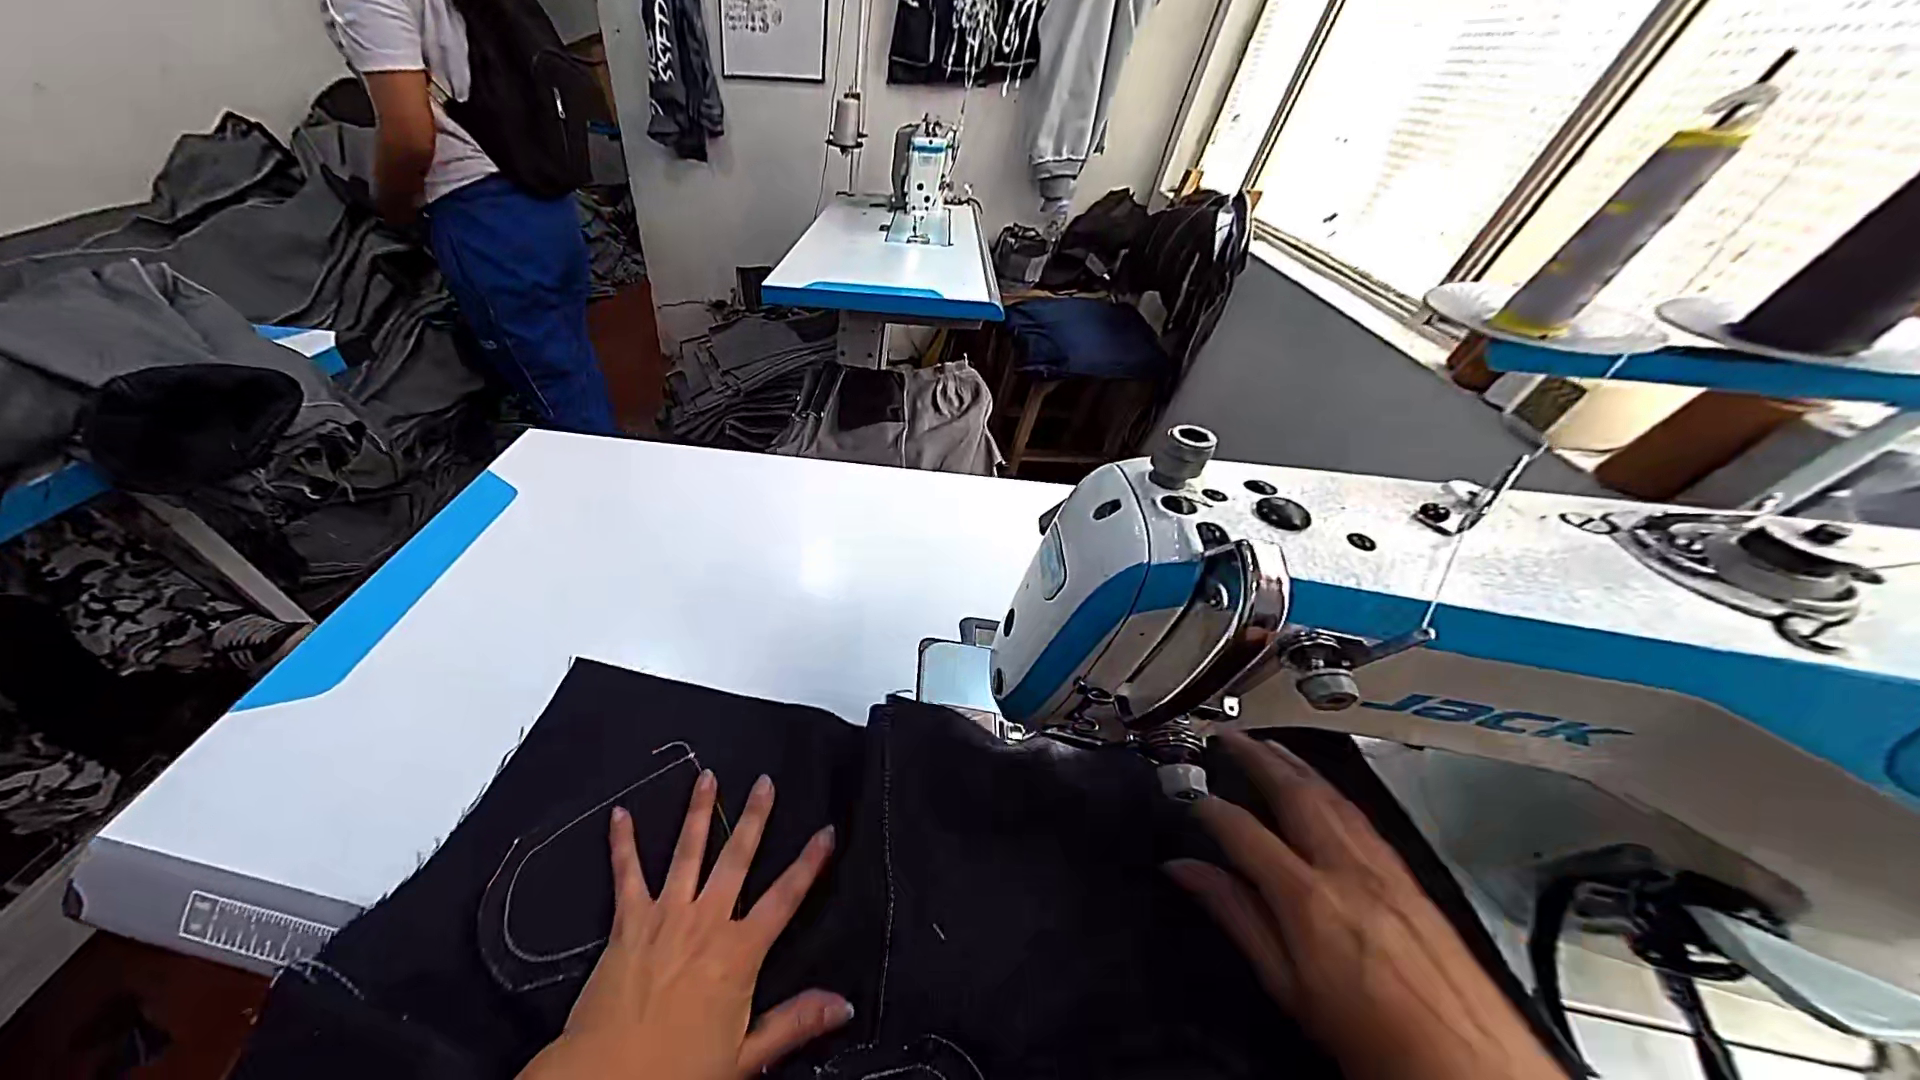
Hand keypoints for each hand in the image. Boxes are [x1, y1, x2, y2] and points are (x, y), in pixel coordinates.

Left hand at [518, 770, 850, 1079]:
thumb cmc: (674, 1075)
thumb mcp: (744, 1058)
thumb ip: (795, 1023)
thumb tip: (844, 1006)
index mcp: (738, 952)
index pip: (785, 897)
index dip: (809, 863)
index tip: (826, 831)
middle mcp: (705, 922)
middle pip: (737, 858)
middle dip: (755, 817)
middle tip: (765, 782)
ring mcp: (665, 916)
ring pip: (688, 852)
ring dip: (699, 812)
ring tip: (708, 778)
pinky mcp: (627, 923)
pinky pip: (626, 875)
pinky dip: (622, 844)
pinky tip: (620, 815)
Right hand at [1165, 731, 1563, 1079]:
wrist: (1472, 1069)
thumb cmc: (1377, 1041)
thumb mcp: (1287, 986)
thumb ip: (1235, 916)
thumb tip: (1186, 873)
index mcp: (1309, 899)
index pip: (1243, 831)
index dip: (1210, 809)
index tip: (1191, 799)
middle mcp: (1348, 870)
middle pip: (1293, 792)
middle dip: (1255, 756)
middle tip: (1228, 737)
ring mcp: (1384, 868)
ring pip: (1331, 795)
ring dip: (1293, 763)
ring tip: (1267, 747)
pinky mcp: (1410, 875)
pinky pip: (1359, 813)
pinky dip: (1328, 787)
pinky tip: (1320, 785)